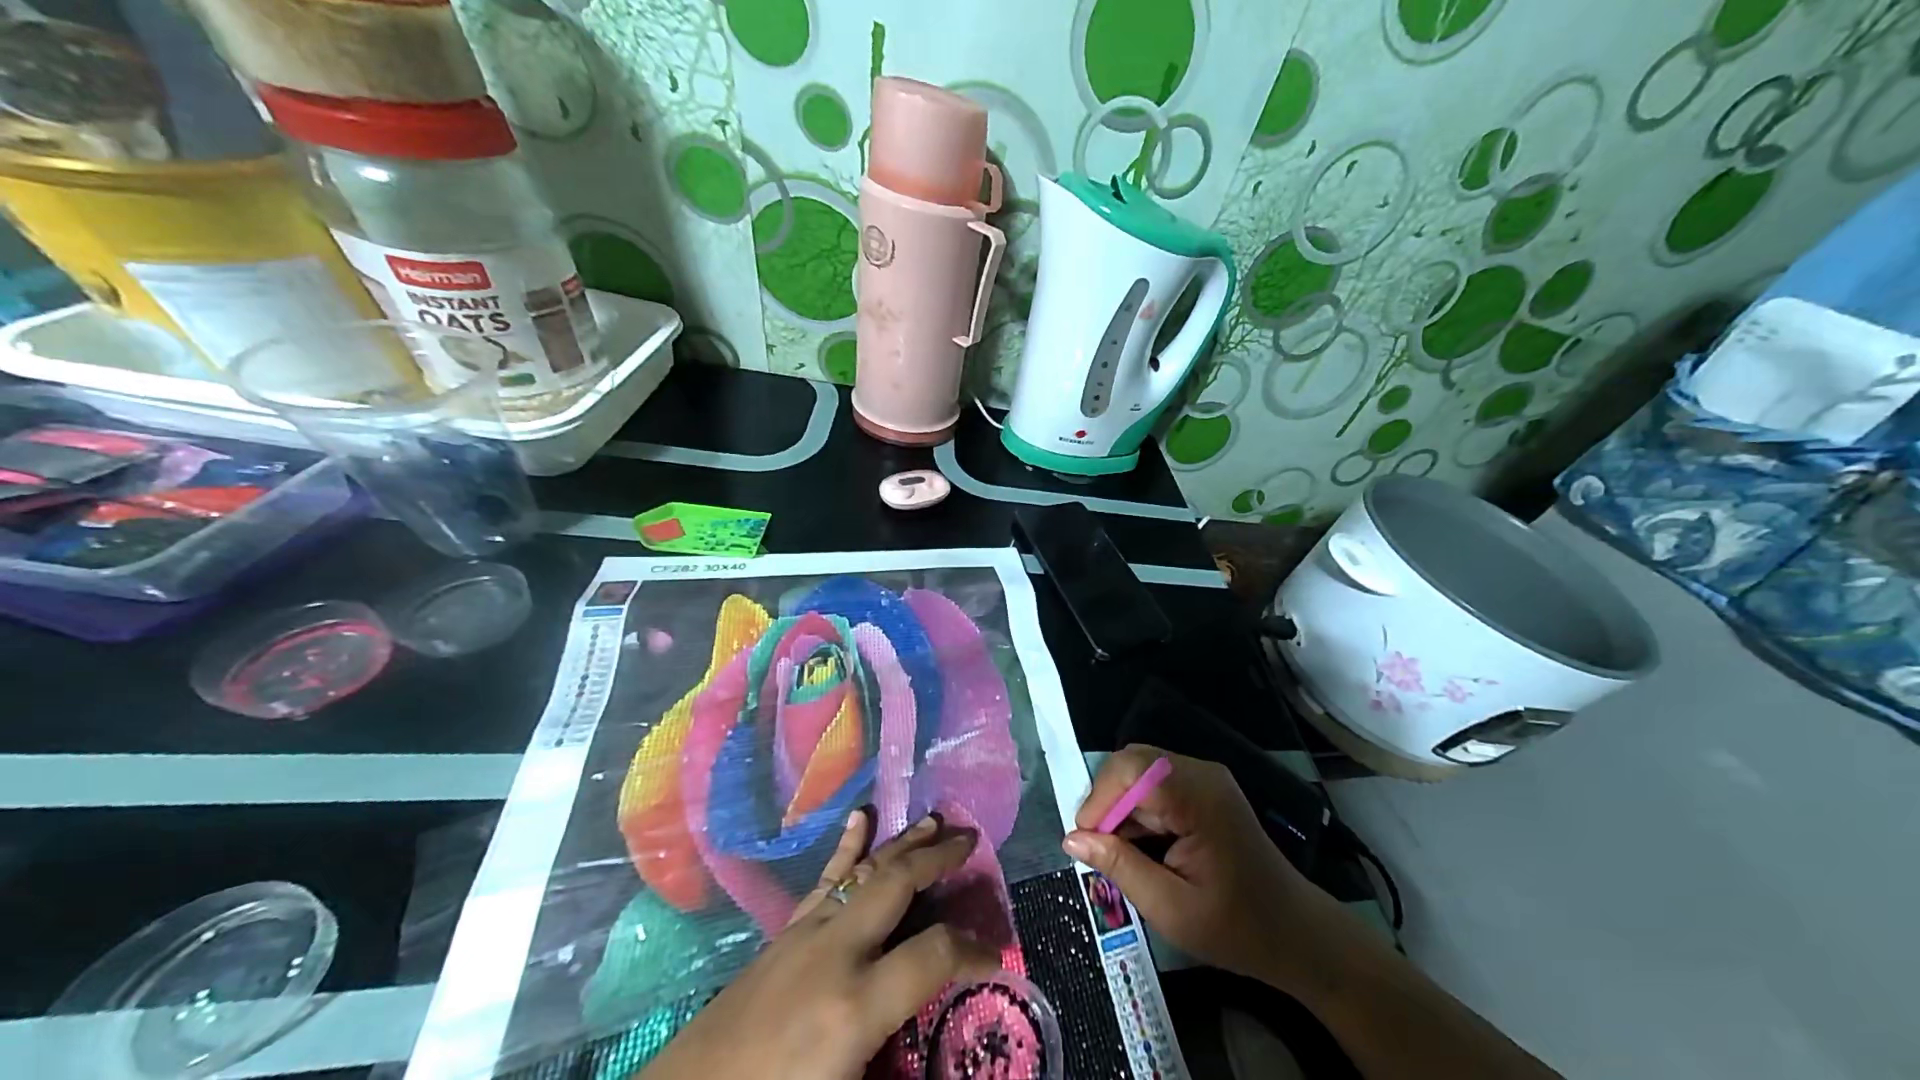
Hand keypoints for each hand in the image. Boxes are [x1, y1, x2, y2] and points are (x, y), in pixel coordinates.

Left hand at [639, 811, 997, 1079]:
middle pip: (896, 884)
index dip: (975, 951)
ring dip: (901, 844)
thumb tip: (930, 1030)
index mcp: (855, 1004)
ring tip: (933, 821)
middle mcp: (834, 952)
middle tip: (971, 840)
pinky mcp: (783, 934)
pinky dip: (847, 849)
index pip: (935, 956)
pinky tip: (859, 820)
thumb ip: (897, 1053)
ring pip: (863, 872)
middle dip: (938, 858)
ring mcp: (804, 934)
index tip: (995, 954)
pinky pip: (825, 881)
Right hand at [1062, 745, 1343, 993]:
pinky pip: (1154, 783)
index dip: (1100, 798)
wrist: (1296, 933)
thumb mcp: (1171, 908)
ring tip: (1118, 852)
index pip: (1131, 768)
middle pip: (1132, 762)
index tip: (1089, 841)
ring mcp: (1204, 779)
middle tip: (1098, 846)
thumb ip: (1120, 867)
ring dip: (1119, 806)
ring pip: (1139, 771)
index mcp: (1199, 798)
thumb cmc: (1237, 927)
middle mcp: (1201, 775)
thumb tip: (1072, 839)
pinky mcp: (1202, 790)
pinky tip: (1139, 846)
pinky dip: (1136, 809)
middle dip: (1106, 800)